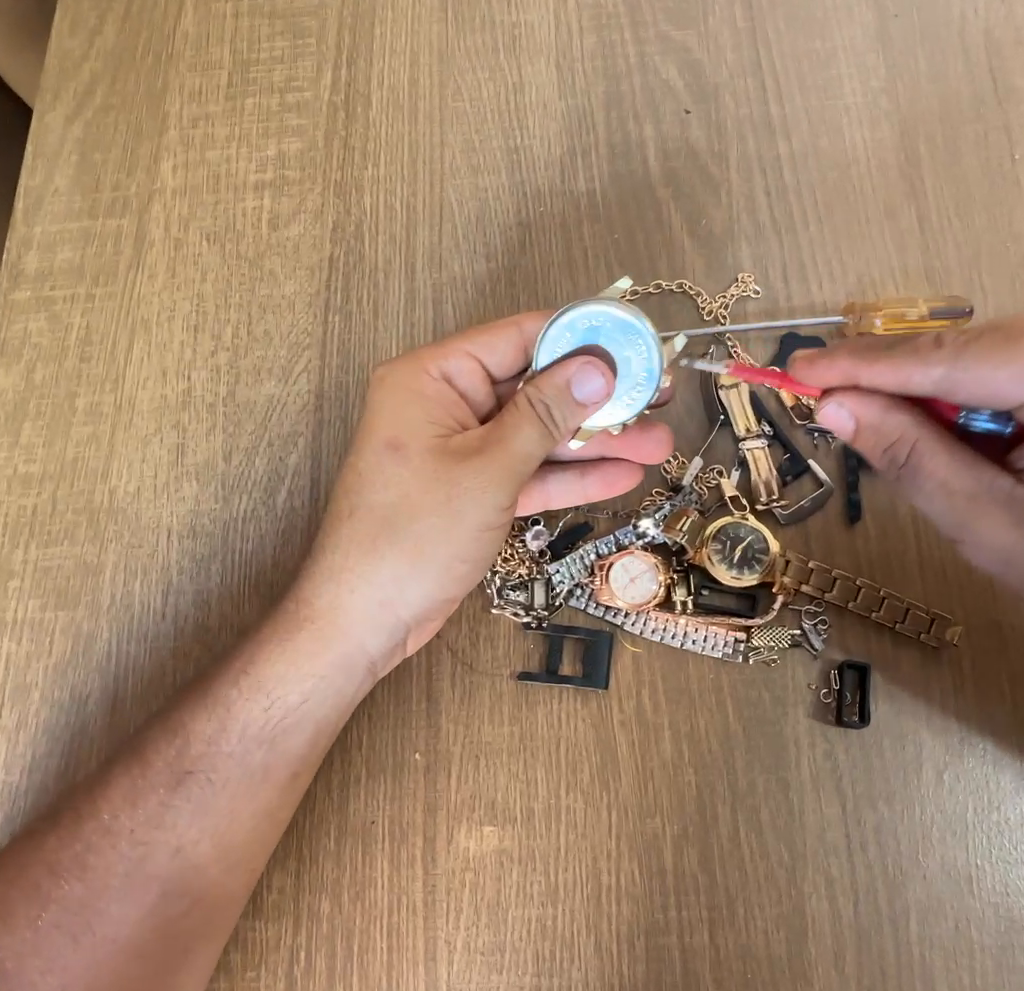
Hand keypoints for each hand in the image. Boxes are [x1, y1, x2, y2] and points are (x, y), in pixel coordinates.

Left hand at [296, 312, 672, 667]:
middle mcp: (444, 405)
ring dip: (593, 442)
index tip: (636, 344)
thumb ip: (545, 414)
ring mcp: (458, 450)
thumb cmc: (411, 537)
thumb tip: (596, 367)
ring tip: (656, 442)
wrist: (366, 618)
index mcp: (431, 378)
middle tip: (656, 397)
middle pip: (533, 387)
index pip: (518, 338)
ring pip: (536, 434)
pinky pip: (525, 471)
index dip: (581, 339)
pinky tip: (618, 475)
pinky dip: (567, 476)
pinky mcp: (471, 491)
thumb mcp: (488, 468)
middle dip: (597, 399)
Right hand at [791, 293, 1023, 668]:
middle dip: (909, 385)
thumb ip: (909, 456)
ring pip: (1007, 348)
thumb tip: (834, 404)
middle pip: (985, 345)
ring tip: (937, 453)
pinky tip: (987, 438)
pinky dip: (995, 392)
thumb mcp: (992, 529)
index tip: (796, 369)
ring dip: (953, 394)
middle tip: (834, 410)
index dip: (866, 364)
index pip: (959, 356)